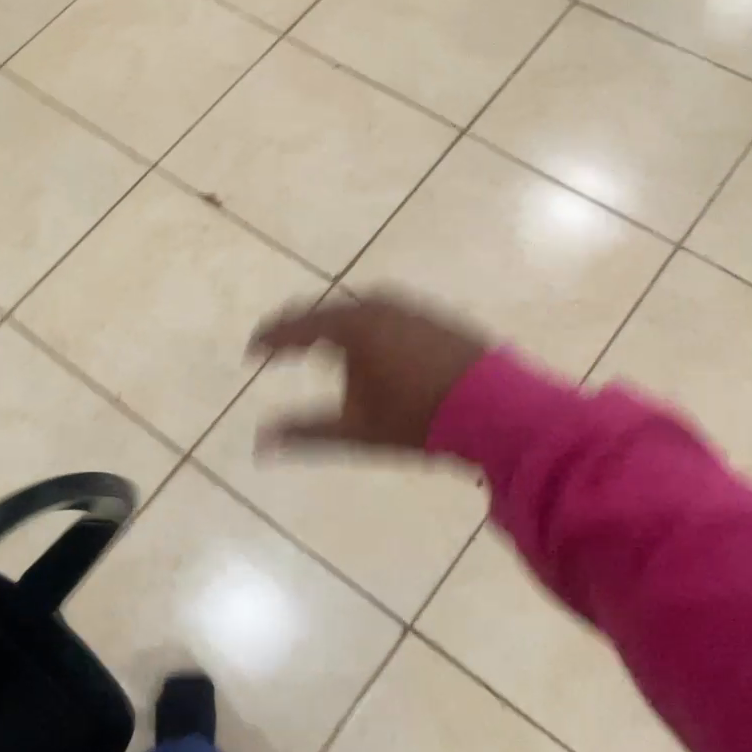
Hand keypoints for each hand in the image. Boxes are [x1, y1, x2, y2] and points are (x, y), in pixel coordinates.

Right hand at [250, 293, 487, 453]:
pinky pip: (384, 315)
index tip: (250, 354)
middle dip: (299, 330)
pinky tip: (369, 348)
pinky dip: (364, 328)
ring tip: (319, 347)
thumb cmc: (419, 419)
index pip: (295, 327)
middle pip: (324, 312)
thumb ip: (305, 434)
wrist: (501, 409)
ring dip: (333, 327)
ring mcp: (409, 309)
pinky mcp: (434, 318)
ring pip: (357, 311)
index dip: (269, 341)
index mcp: (350, 327)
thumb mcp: (355, 431)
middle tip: (280, 347)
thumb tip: (260, 444)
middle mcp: (376, 307)